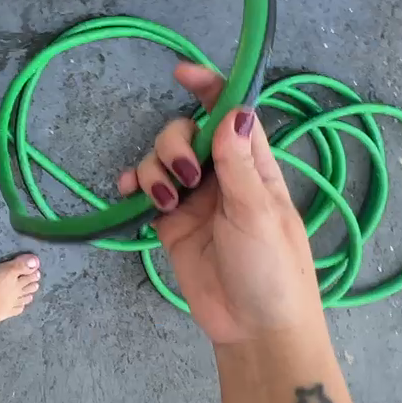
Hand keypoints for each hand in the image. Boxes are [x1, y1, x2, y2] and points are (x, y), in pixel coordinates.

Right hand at [118, 64, 322, 344]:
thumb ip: (238, 163)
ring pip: (160, 159)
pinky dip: (133, 185)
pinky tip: (129, 193)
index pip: (231, 115)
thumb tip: (234, 109)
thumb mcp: (258, 214)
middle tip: (184, 175)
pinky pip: (144, 189)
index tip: (182, 72)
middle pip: (185, 133)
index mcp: (253, 168)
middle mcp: (221, 176)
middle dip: (174, 144)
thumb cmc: (272, 270)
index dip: (211, 89)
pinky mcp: (169, 221)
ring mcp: (193, 198)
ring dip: (153, 169)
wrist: (253, 330)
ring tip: (163, 200)